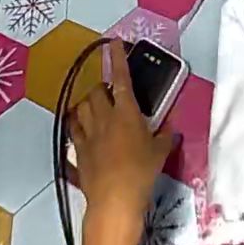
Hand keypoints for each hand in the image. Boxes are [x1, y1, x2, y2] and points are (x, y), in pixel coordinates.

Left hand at [69, 39, 173, 219]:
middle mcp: (104, 116)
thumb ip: (165, 136)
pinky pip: (73, 129)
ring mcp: (88, 133)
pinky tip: (82, 130)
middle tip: (112, 95)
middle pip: (97, 91)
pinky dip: (77, 125)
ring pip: (82, 106)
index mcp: (126, 111)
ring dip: (89, 104)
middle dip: (103, 89)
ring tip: (96, 109)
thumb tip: (170, 129)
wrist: (115, 201)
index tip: (114, 43)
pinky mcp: (78, 149)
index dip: (117, 58)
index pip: (121, 77)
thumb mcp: (160, 152)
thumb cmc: (141, 172)